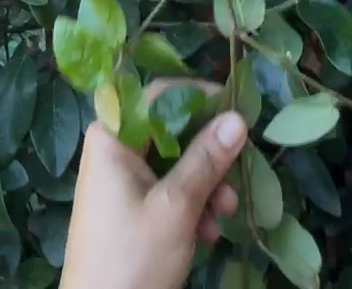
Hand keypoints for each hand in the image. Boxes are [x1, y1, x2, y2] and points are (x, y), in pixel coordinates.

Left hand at [59, 102, 247, 288]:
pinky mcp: (130, 206)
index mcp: (113, 135)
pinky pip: (168, 188)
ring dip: (206, 183)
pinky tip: (210, 231)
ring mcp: (121, 178)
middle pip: (171, 129)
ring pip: (175, 162)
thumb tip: (237, 117)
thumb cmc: (132, 257)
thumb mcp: (176, 207)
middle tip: (239, 170)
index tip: (237, 109)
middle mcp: (115, 148)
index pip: (160, 95)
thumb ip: (206, 159)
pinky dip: (192, 204)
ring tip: (227, 212)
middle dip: (208, 152)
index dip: (200, 97)